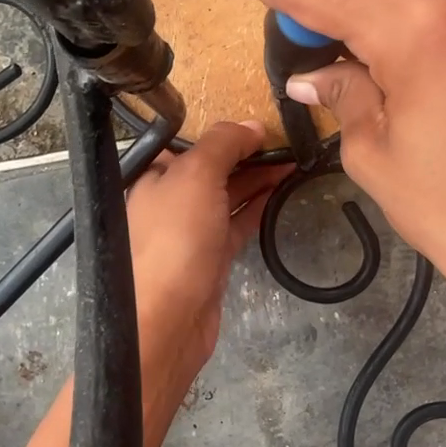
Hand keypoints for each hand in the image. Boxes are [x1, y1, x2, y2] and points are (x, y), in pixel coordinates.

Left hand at [125, 120, 287, 408]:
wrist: (167, 321)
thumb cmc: (174, 240)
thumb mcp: (195, 176)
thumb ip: (222, 144)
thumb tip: (251, 126)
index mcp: (153, 177)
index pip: (191, 143)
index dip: (226, 133)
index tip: (263, 125)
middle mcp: (167, 201)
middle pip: (211, 168)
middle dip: (247, 155)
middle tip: (287, 142)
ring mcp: (188, 232)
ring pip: (226, 195)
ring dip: (257, 178)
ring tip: (293, 161)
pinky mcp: (209, 258)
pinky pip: (235, 222)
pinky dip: (256, 206)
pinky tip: (279, 190)